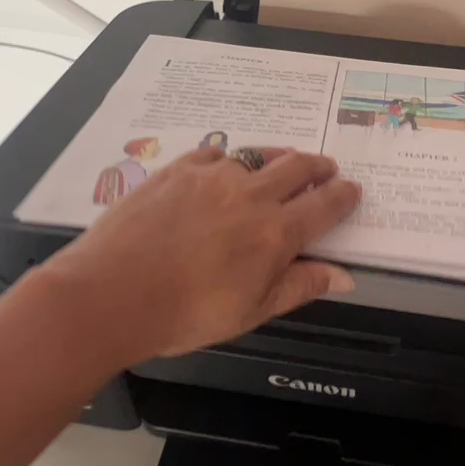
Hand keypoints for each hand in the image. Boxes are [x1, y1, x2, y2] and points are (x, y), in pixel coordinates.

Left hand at [41, 147, 361, 359]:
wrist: (111, 292)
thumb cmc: (186, 314)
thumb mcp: (251, 311)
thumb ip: (300, 286)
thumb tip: (344, 275)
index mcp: (275, 233)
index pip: (324, 206)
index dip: (343, 196)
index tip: (353, 189)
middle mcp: (250, 195)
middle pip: (297, 168)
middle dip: (318, 167)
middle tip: (326, 169)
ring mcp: (212, 176)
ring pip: (257, 155)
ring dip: (278, 158)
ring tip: (283, 162)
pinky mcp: (178, 169)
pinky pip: (215, 152)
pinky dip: (230, 158)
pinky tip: (225, 167)